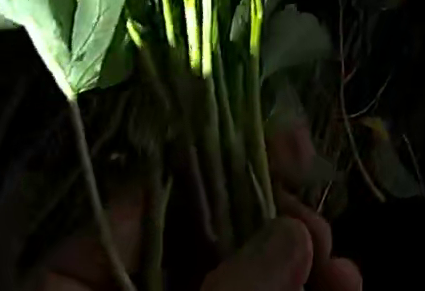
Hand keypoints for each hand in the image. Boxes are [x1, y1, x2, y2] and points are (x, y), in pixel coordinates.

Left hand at [37, 121, 360, 290]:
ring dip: (301, 263)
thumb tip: (297, 231)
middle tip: (325, 232)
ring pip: (242, 267)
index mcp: (77, 274)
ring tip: (347, 276)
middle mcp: (123, 282)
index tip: (296, 148)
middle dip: (280, 222)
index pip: (163, 183)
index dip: (233, 156)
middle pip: (214, 224)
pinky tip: (339, 290)